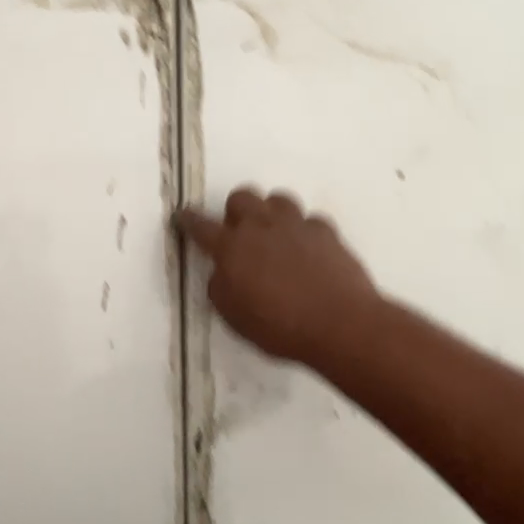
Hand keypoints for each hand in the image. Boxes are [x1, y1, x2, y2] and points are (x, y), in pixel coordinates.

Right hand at [176, 187, 386, 367]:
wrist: (340, 324)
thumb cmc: (278, 326)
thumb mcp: (232, 316)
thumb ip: (220, 287)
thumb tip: (221, 272)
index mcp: (231, 247)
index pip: (201, 226)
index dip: (189, 220)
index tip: (183, 216)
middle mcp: (261, 227)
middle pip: (242, 196)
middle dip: (235, 210)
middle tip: (239, 233)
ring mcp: (297, 225)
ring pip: (278, 199)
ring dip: (271, 213)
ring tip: (275, 236)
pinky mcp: (327, 232)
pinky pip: (310, 220)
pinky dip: (305, 231)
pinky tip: (308, 250)